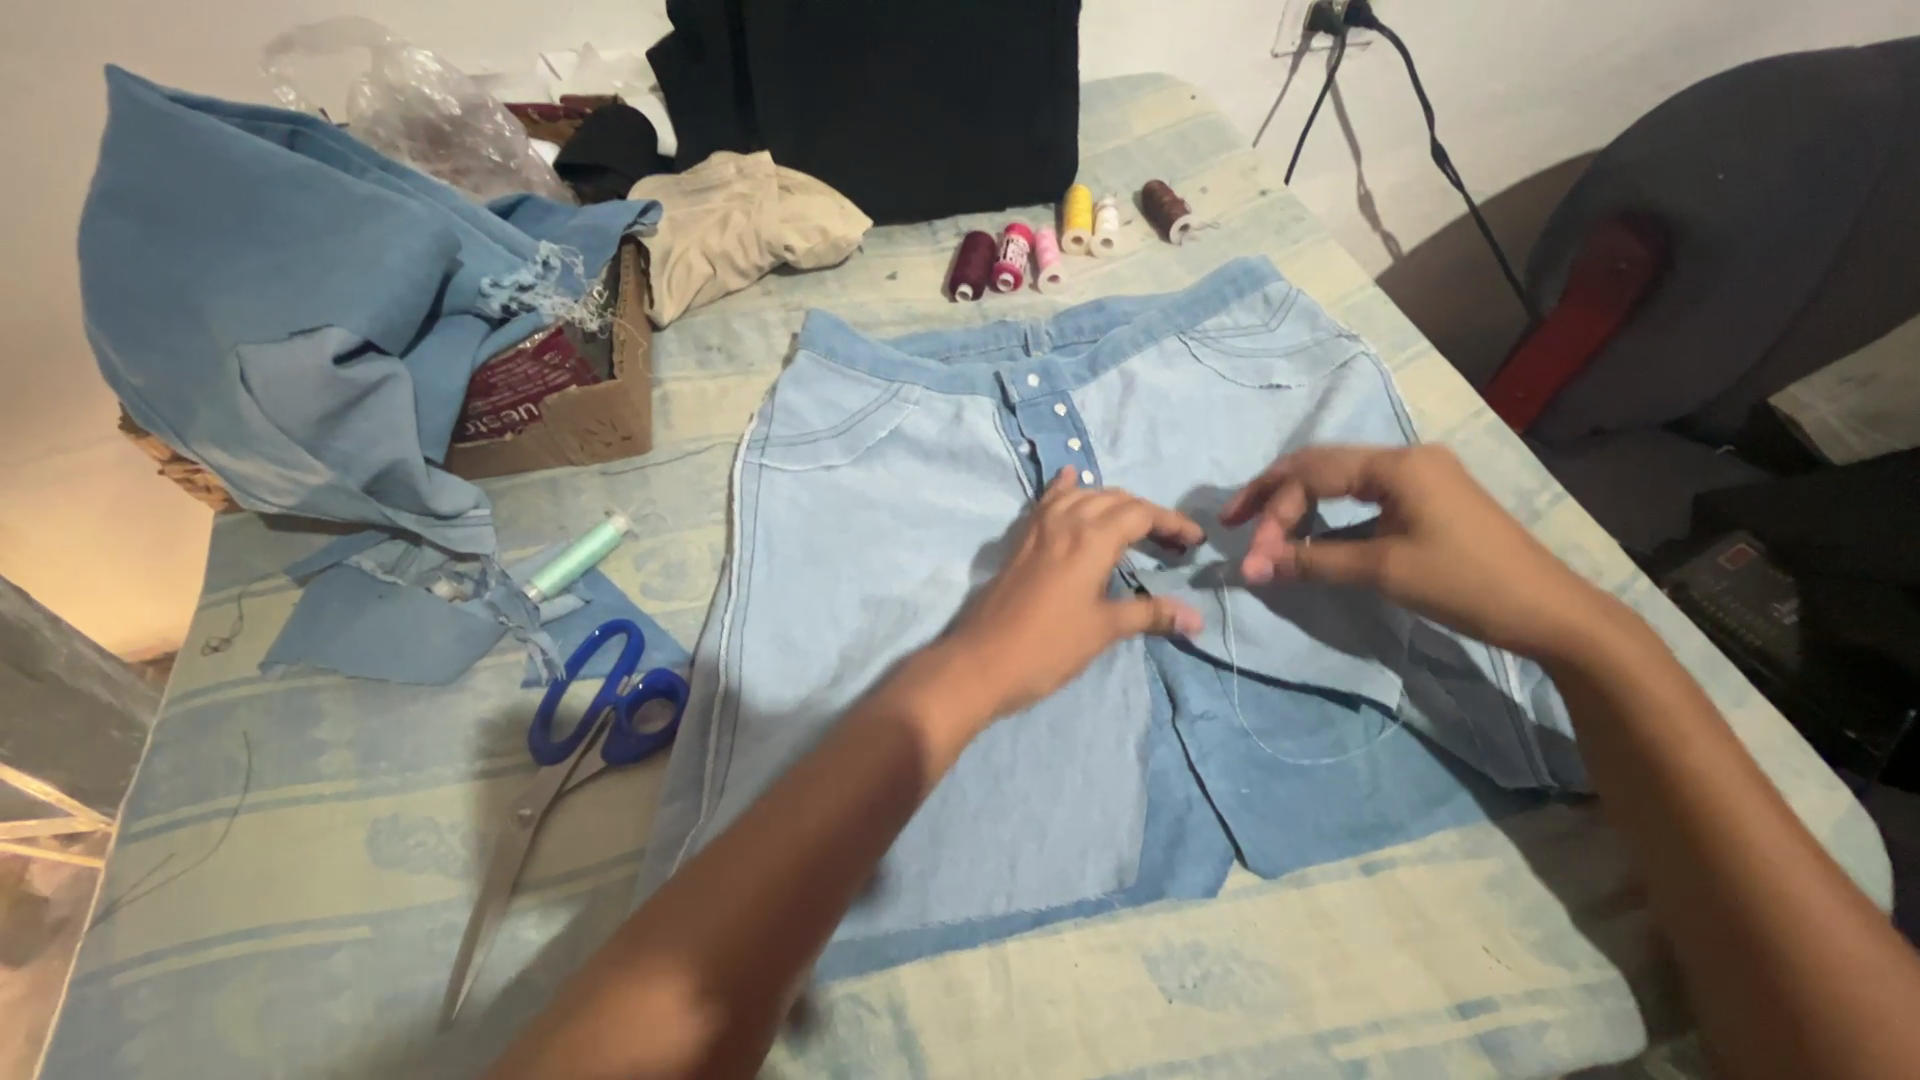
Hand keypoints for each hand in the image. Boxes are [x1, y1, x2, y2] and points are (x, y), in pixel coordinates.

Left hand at [933, 468, 1205, 721]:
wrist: (981, 662)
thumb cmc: (1049, 646)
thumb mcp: (1104, 629)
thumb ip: (1150, 614)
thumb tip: (1197, 619)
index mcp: (1092, 538)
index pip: (1142, 513)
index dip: (1173, 523)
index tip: (1195, 541)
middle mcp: (1066, 521)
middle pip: (1115, 499)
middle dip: (1147, 514)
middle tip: (1170, 542)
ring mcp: (1037, 528)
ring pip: (1082, 496)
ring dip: (1111, 502)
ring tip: (1131, 523)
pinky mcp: (1019, 541)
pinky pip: (1048, 502)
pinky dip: (1066, 489)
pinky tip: (1070, 480)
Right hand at [1220, 444, 1619, 657]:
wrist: (1549, 610)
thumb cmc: (1466, 584)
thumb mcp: (1383, 571)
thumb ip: (1314, 562)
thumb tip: (1254, 566)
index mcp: (1397, 465)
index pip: (1311, 474)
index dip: (1271, 510)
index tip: (1250, 555)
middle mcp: (1406, 458)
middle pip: (1321, 465)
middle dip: (1274, 494)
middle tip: (1235, 521)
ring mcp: (1420, 476)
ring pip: (1340, 479)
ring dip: (1299, 503)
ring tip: (1265, 529)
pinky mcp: (1428, 499)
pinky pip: (1363, 494)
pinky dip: (1329, 512)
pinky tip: (1311, 532)